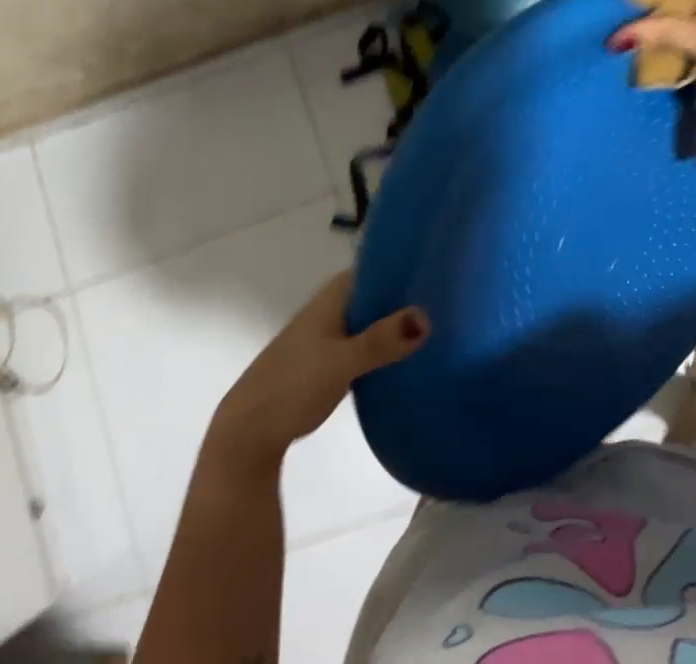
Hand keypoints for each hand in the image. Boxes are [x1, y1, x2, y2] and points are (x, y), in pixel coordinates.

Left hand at [205, 272, 427, 474]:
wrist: (250, 429)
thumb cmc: (294, 384)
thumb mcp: (342, 361)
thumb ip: (381, 340)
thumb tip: (424, 316)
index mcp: (328, 302)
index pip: (367, 270)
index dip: (397, 267)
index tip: (434, 270)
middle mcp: (325, 314)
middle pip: (369, 298)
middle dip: (401, 299)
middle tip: (445, 303)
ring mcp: (322, 341)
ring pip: (365, 325)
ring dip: (392, 327)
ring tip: (435, 330)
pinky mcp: (323, 367)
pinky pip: (360, 348)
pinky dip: (380, 349)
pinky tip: (404, 360)